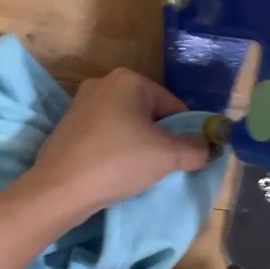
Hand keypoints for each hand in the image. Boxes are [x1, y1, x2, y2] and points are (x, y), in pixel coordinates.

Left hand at [26, 68, 211, 214]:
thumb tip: (208, 148)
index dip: (184, 133)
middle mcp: (103, 83)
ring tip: (135, 171)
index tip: (182, 158)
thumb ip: (195, 149)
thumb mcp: (167, 157)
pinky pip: (104, 135)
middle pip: (148, 113)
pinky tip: (113, 170)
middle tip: (159, 166)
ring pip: (125, 125)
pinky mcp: (68, 126)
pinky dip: (114, 150)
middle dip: (158, 138)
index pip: (173, 106)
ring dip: (136, 145)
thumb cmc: (118, 162)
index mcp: (129, 79)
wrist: (60, 188)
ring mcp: (81, 103)